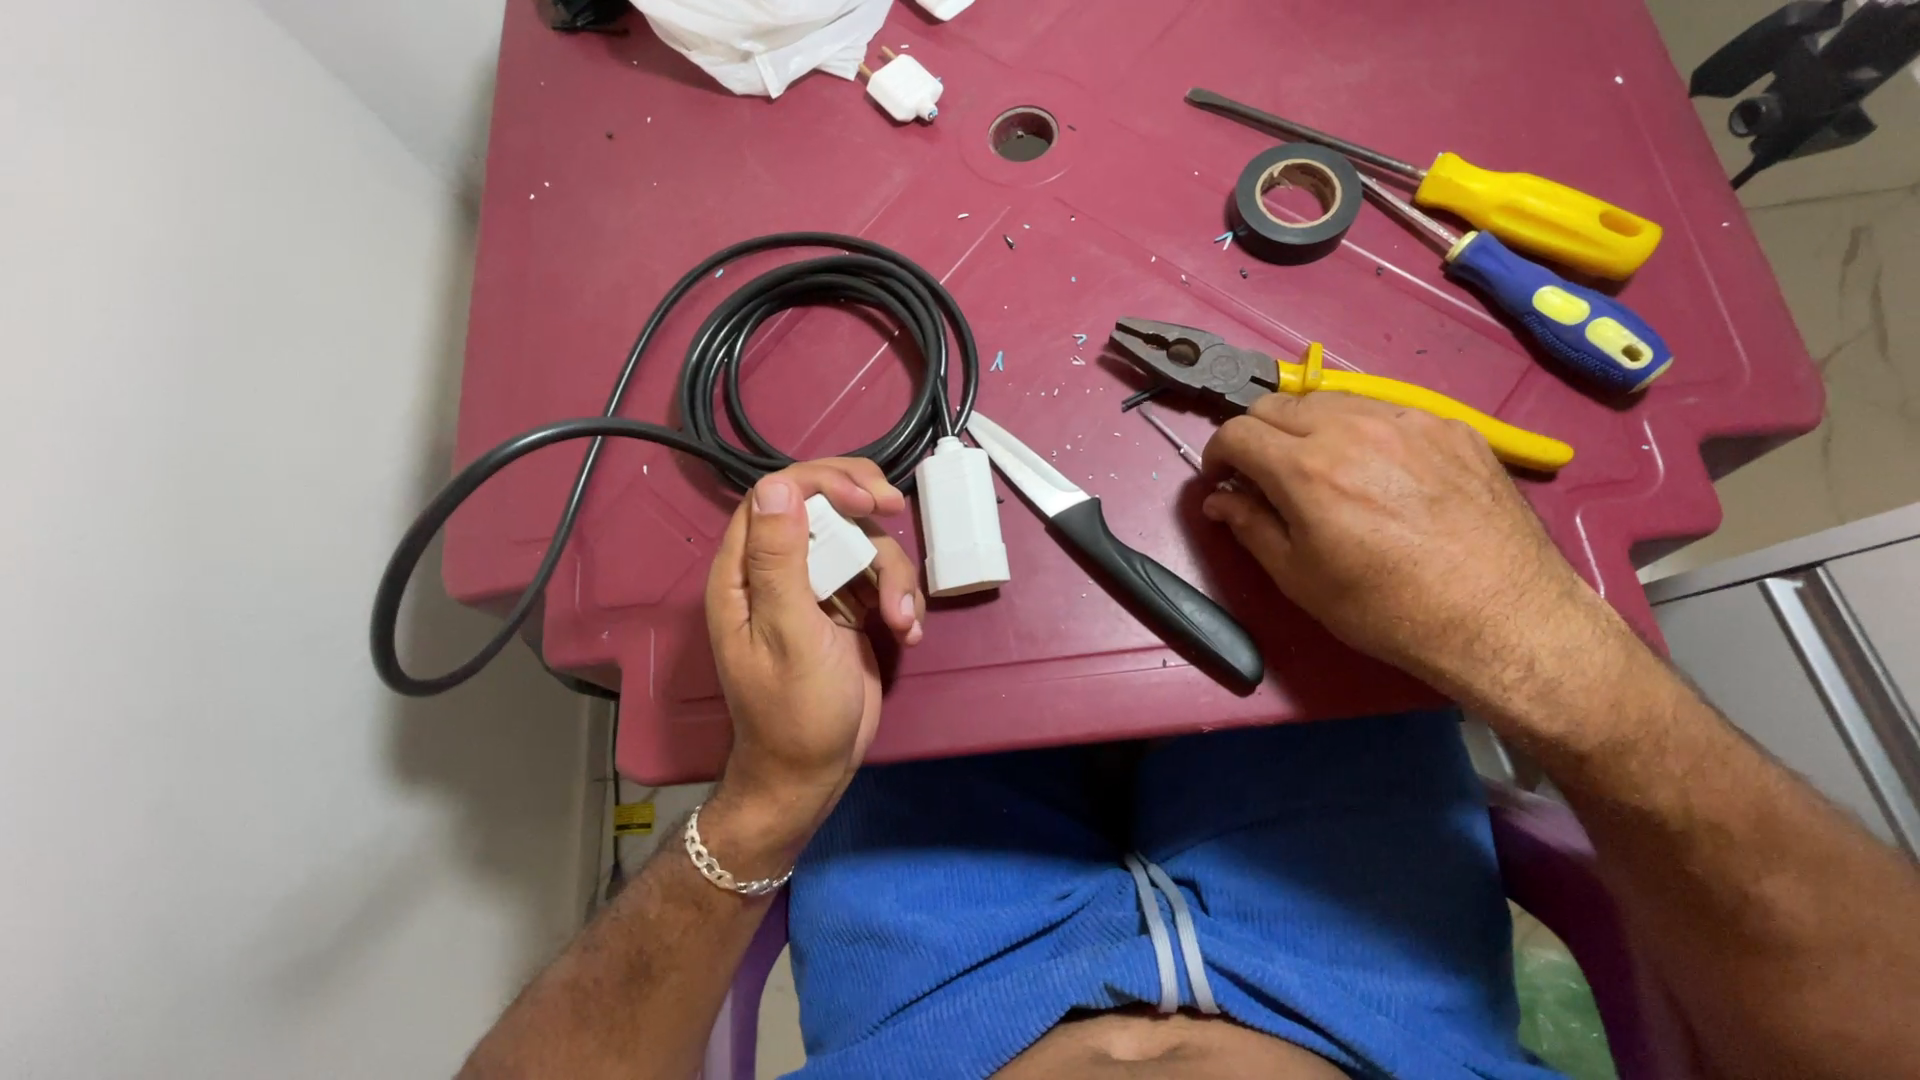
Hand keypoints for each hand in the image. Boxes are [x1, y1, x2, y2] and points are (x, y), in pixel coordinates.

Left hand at [704, 459, 924, 849]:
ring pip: (861, 543)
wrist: (815, 771)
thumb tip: (776, 485)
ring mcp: (816, 588)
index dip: (824, 483)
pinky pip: (880, 578)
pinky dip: (901, 600)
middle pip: (823, 505)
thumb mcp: (789, 634)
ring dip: (892, 576)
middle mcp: (779, 570)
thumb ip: (781, 560)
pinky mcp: (848, 607)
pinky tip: (906, 633)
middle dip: (864, 508)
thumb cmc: (794, 710)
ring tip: (902, 624)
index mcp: (746, 572)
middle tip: (895, 510)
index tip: (869, 501)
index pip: (777, 495)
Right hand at [1199, 392, 1620, 702]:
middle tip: (1262, 474)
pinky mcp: (1449, 426)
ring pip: (1331, 398)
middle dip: (1255, 434)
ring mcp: (1407, 420)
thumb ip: (1250, 527)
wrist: (1498, 617)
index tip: (1221, 479)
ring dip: (1305, 426)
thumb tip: (1218, 500)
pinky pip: (1386, 410)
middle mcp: (1352, 429)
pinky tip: (1376, 469)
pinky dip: (1361, 429)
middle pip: (1277, 404)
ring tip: (1318, 466)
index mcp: (1306, 469)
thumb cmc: (1385, 609)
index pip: (1237, 432)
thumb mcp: (1299, 578)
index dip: (1216, 454)